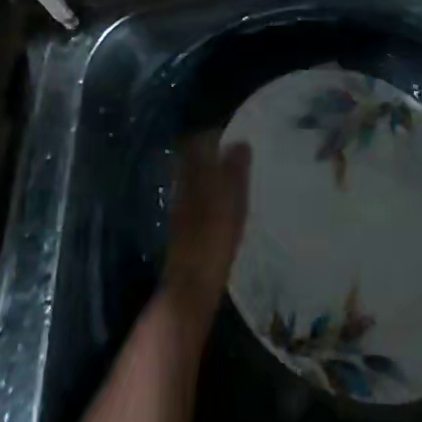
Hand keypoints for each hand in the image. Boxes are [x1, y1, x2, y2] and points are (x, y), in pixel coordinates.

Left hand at [163, 133, 250, 310]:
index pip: (197, 143)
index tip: (234, 135)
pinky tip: (224, 204)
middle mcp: (184, 188)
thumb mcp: (232, 202)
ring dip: (211, 173)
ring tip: (235, 177)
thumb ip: (235, 171)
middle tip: (237, 154)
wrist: (191, 286)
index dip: (214, 135)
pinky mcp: (184, 227)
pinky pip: (196, 198)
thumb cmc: (214, 239)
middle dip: (212, 153)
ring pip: (194, 179)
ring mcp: (181, 208)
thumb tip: (240, 142)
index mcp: (195, 178)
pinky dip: (209, 193)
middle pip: (194, 160)